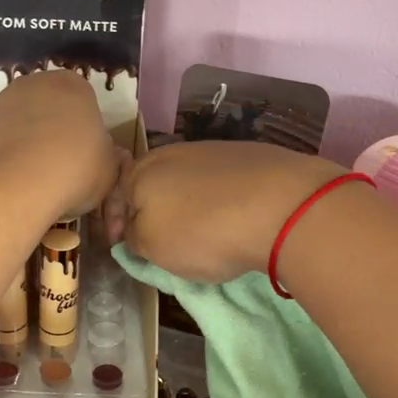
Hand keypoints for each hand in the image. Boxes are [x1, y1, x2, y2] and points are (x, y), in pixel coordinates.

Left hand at [0, 70, 119, 220]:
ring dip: (14, 132)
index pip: (81, 96)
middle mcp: (33, 85)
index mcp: (72, 86)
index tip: (84, 148)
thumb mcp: (108, 167)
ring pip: (10, 116)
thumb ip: (105, 158)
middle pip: (43, 103)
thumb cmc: (76, 168)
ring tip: (23, 165)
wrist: (23, 182)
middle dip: (48, 123)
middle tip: (57, 158)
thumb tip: (104, 158)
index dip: (83, 122)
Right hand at [114, 141, 344, 282]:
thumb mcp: (152, 246)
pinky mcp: (250, 156)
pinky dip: (219, 200)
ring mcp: (213, 151)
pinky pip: (222, 183)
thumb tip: (133, 229)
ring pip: (187, 182)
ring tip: (199, 232)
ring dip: (186, 205)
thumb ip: (133, 237)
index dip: (115, 224)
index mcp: (141, 171)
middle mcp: (172, 152)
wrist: (282, 206)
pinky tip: (231, 218)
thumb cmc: (203, 230)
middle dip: (150, 211)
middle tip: (159, 241)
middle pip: (152, 185)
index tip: (124, 247)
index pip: (115, 196)